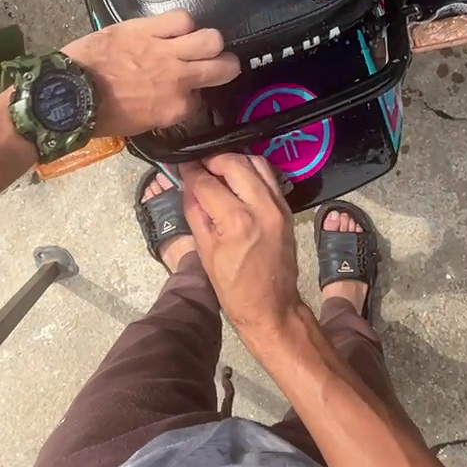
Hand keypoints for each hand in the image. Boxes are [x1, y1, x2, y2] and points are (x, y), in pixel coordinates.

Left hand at [60, 11, 239, 137]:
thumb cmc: (99, 115)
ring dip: (208, 42)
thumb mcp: (138, 124)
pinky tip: (176, 27)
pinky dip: (182, 23)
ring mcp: (166, 51)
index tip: (188, 94)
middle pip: (223, 67)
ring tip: (198, 42)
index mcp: (175, 108)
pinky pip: (181, 18)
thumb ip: (163, 111)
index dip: (196, 96)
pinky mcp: (147, 28)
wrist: (69, 93)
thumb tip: (172, 100)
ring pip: (211, 39)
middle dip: (225, 66)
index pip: (201, 101)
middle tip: (219, 64)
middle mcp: (179, 79)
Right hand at [180, 154, 303, 339]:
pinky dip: (251, 170)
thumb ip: (195, 211)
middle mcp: (261, 206)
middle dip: (211, 159)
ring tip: (217, 168)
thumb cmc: (234, 287)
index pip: (208, 182)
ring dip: (233, 160)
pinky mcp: (286, 208)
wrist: (272, 306)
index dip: (190, 170)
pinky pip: (268, 176)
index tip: (180, 163)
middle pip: (233, 163)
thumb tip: (187, 183)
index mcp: (237, 221)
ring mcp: (278, 205)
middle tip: (198, 165)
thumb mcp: (205, 251)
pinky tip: (237, 177)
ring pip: (255, 162)